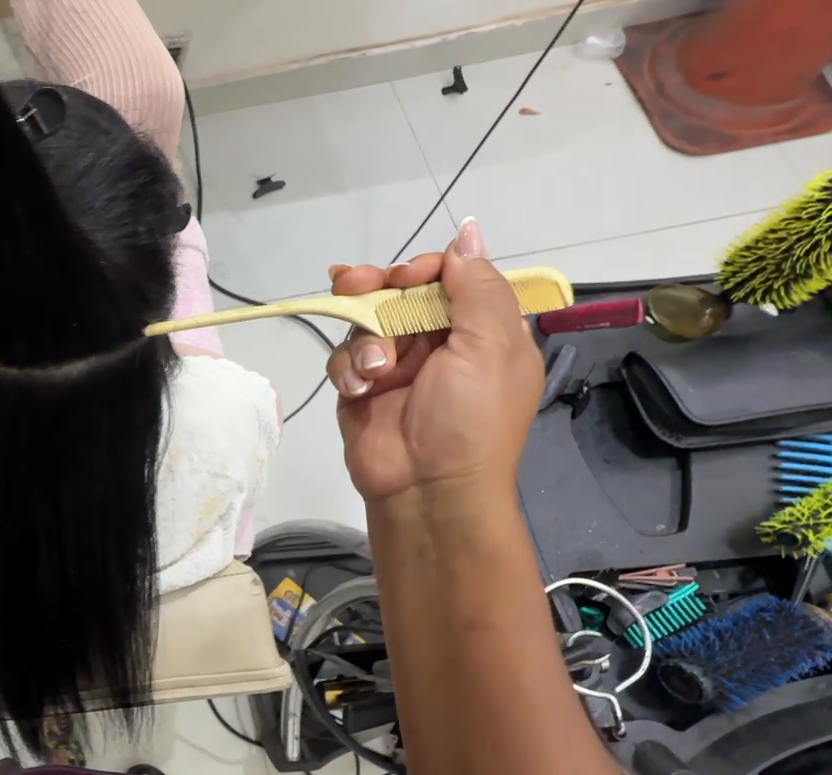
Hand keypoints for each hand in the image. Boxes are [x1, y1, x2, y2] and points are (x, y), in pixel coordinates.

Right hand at [325, 218, 542, 507]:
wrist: (426, 487)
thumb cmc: (470, 418)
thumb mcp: (490, 346)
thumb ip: (477, 287)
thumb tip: (468, 230)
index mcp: (480, 328)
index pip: (448, 276)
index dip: (424, 269)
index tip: (407, 277)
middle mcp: (436, 341)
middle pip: (398, 293)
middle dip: (375, 287)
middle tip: (353, 284)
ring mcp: (394, 365)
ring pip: (364, 323)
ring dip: (362, 339)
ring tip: (372, 369)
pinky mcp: (359, 388)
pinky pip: (342, 359)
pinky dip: (346, 370)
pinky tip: (357, 389)